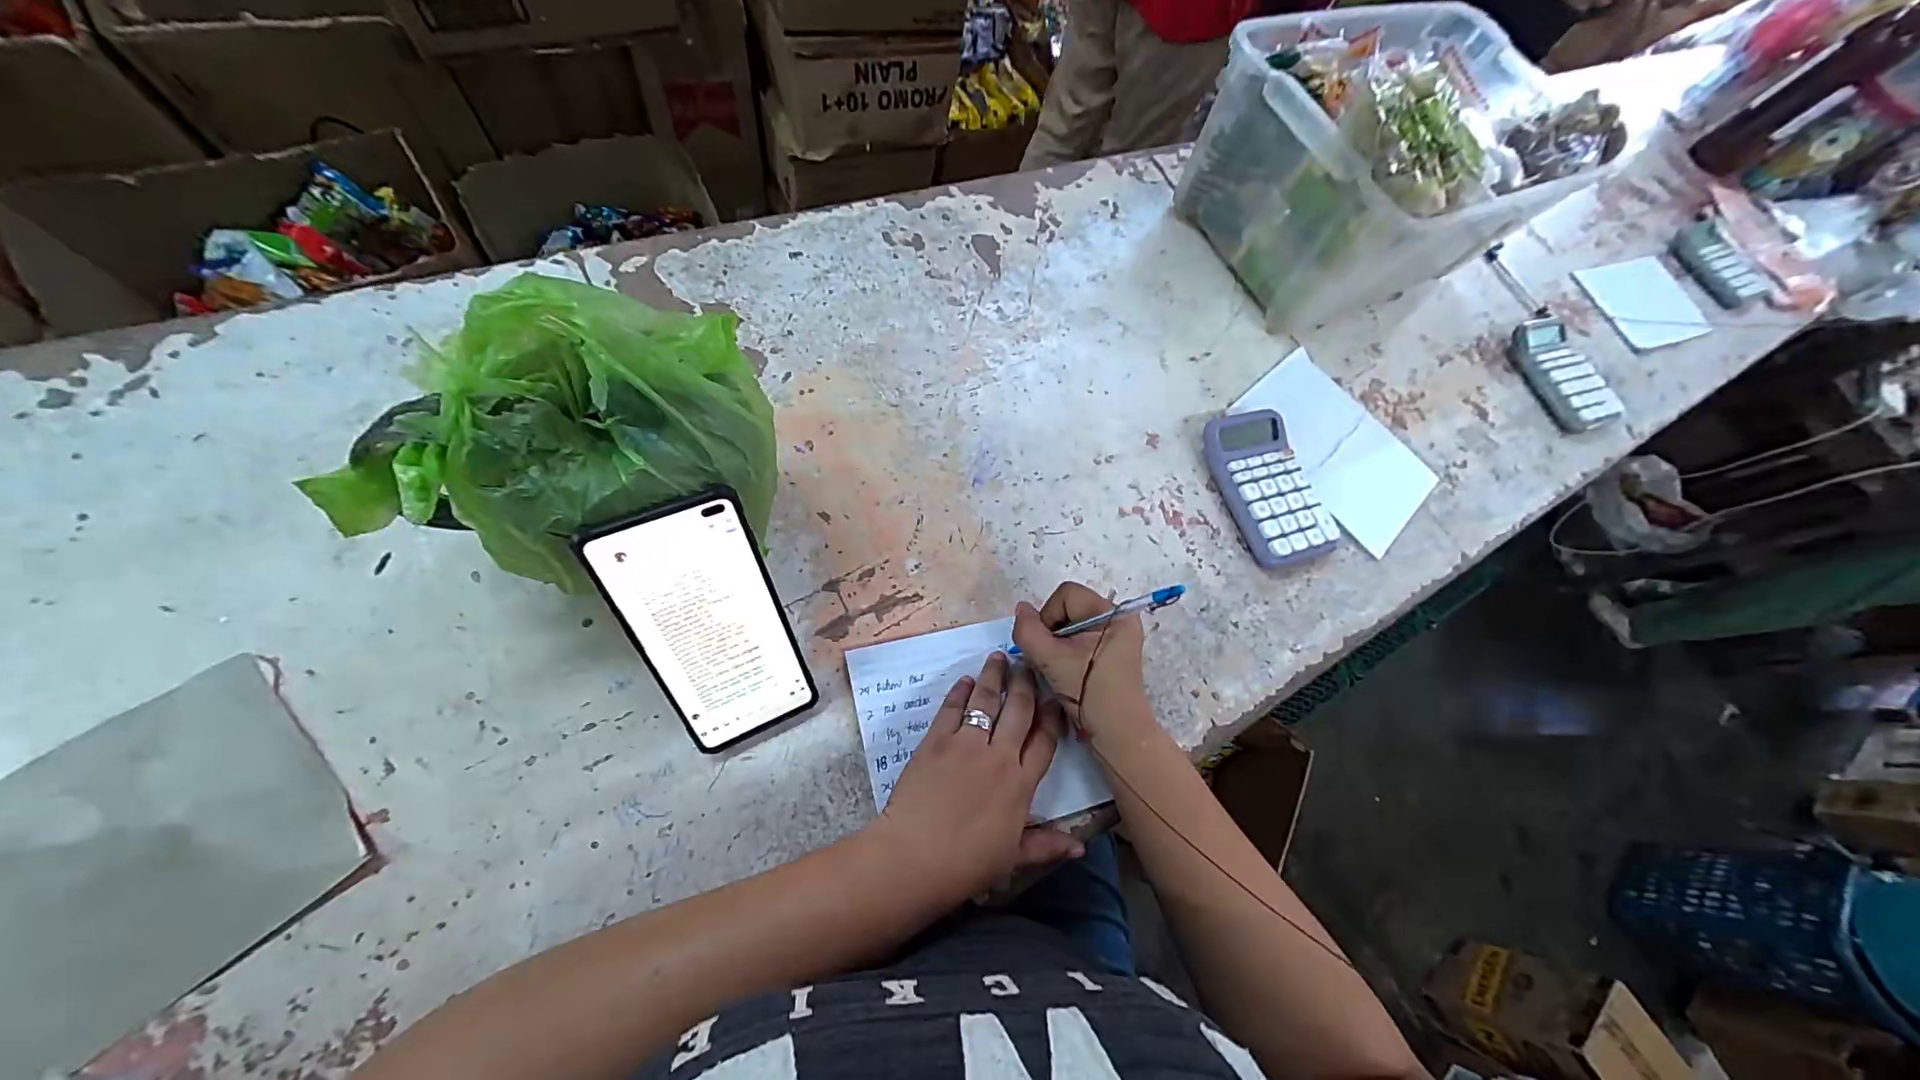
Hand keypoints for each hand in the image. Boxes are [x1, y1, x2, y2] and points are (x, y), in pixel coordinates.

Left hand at [872, 653, 1082, 902]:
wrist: (916, 856)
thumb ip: (1046, 845)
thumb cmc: (967, 863)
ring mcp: (966, 744)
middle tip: (1028, 666)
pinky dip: (960, 692)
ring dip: (995, 677)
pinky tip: (966, 680)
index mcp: (1021, 784)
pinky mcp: (936, 740)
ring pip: (987, 700)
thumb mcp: (1012, 857)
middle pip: (1019, 711)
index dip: (1052, 718)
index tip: (1055, 699)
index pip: (1045, 741)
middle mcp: (999, 756)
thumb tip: (1081, 846)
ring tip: (1000, 658)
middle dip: (1026, 685)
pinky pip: (953, 709)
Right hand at [1013, 582, 1150, 740]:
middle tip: (1048, 659)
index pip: (1065, 594)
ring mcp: (1117, 637)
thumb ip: (1028, 630)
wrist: (1118, 733)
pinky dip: (1067, 652)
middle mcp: (1119, 619)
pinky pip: (1081, 640)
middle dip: (1051, 631)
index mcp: (1113, 613)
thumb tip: (1021, 609)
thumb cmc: (1088, 692)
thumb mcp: (1051, 659)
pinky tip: (1065, 672)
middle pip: (1069, 608)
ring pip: (1072, 625)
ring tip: (1056, 668)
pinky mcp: (1112, 653)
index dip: (1047, 616)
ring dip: (1056, 644)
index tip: (1044, 646)